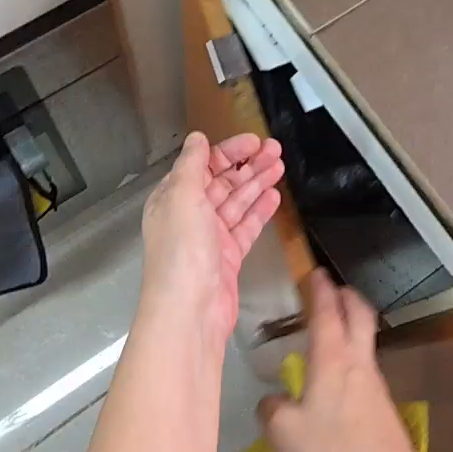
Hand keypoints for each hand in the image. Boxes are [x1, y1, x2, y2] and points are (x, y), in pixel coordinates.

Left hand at [139, 131, 284, 345]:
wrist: (190, 312)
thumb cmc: (182, 252)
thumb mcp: (182, 197)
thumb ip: (191, 166)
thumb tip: (196, 139)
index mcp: (173, 198)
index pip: (202, 165)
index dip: (228, 151)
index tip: (254, 140)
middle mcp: (190, 214)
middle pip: (222, 182)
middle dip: (248, 164)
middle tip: (275, 150)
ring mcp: (211, 237)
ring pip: (237, 202)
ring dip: (258, 183)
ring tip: (280, 166)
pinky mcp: (229, 257)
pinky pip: (246, 226)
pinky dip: (260, 211)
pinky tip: (275, 197)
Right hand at [257, 270, 421, 451]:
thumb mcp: (284, 433)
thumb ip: (271, 410)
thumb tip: (272, 401)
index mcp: (332, 359)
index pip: (326, 311)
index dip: (320, 289)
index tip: (315, 272)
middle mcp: (357, 362)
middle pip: (359, 315)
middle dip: (346, 296)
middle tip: (333, 288)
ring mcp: (374, 384)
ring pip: (365, 340)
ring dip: (351, 325)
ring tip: (332, 330)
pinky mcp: (382, 407)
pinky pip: (365, 367)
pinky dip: (352, 356)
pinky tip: (337, 378)